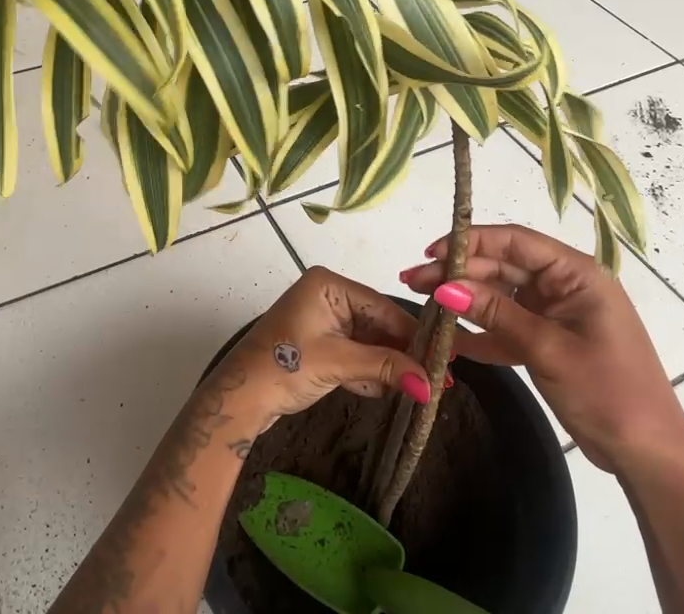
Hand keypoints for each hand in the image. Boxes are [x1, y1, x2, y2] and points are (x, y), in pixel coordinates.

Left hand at [205, 267, 433, 438]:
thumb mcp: (339, 364)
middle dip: (402, 355)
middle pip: (378, 325)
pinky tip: (387, 392)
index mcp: (329, 285)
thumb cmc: (283, 367)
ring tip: (419, 391)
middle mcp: (327, 296)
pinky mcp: (319, 346)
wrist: (239, 398)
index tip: (445, 359)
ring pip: (369, 344)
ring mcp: (322, 322)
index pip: (383, 307)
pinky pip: (354, 356)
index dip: (414, 335)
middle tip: (438, 381)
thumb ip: (387, 368)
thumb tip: (431, 385)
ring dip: (387, 368)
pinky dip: (368, 374)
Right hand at [401, 224, 683, 474]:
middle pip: (503, 267)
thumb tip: (445, 286)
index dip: (471, 242)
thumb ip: (497, 313)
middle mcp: (565, 286)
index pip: (516, 242)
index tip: (430, 252)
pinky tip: (448, 339)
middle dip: (458, 273)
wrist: (648, 454)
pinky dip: (480, 334)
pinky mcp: (548, 343)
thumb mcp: (548, 348)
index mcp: (577, 274)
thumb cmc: (609, 391)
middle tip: (412, 281)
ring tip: (420, 303)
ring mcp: (556, 315)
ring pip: (501, 297)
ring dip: (464, 301)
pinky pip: (507, 328)